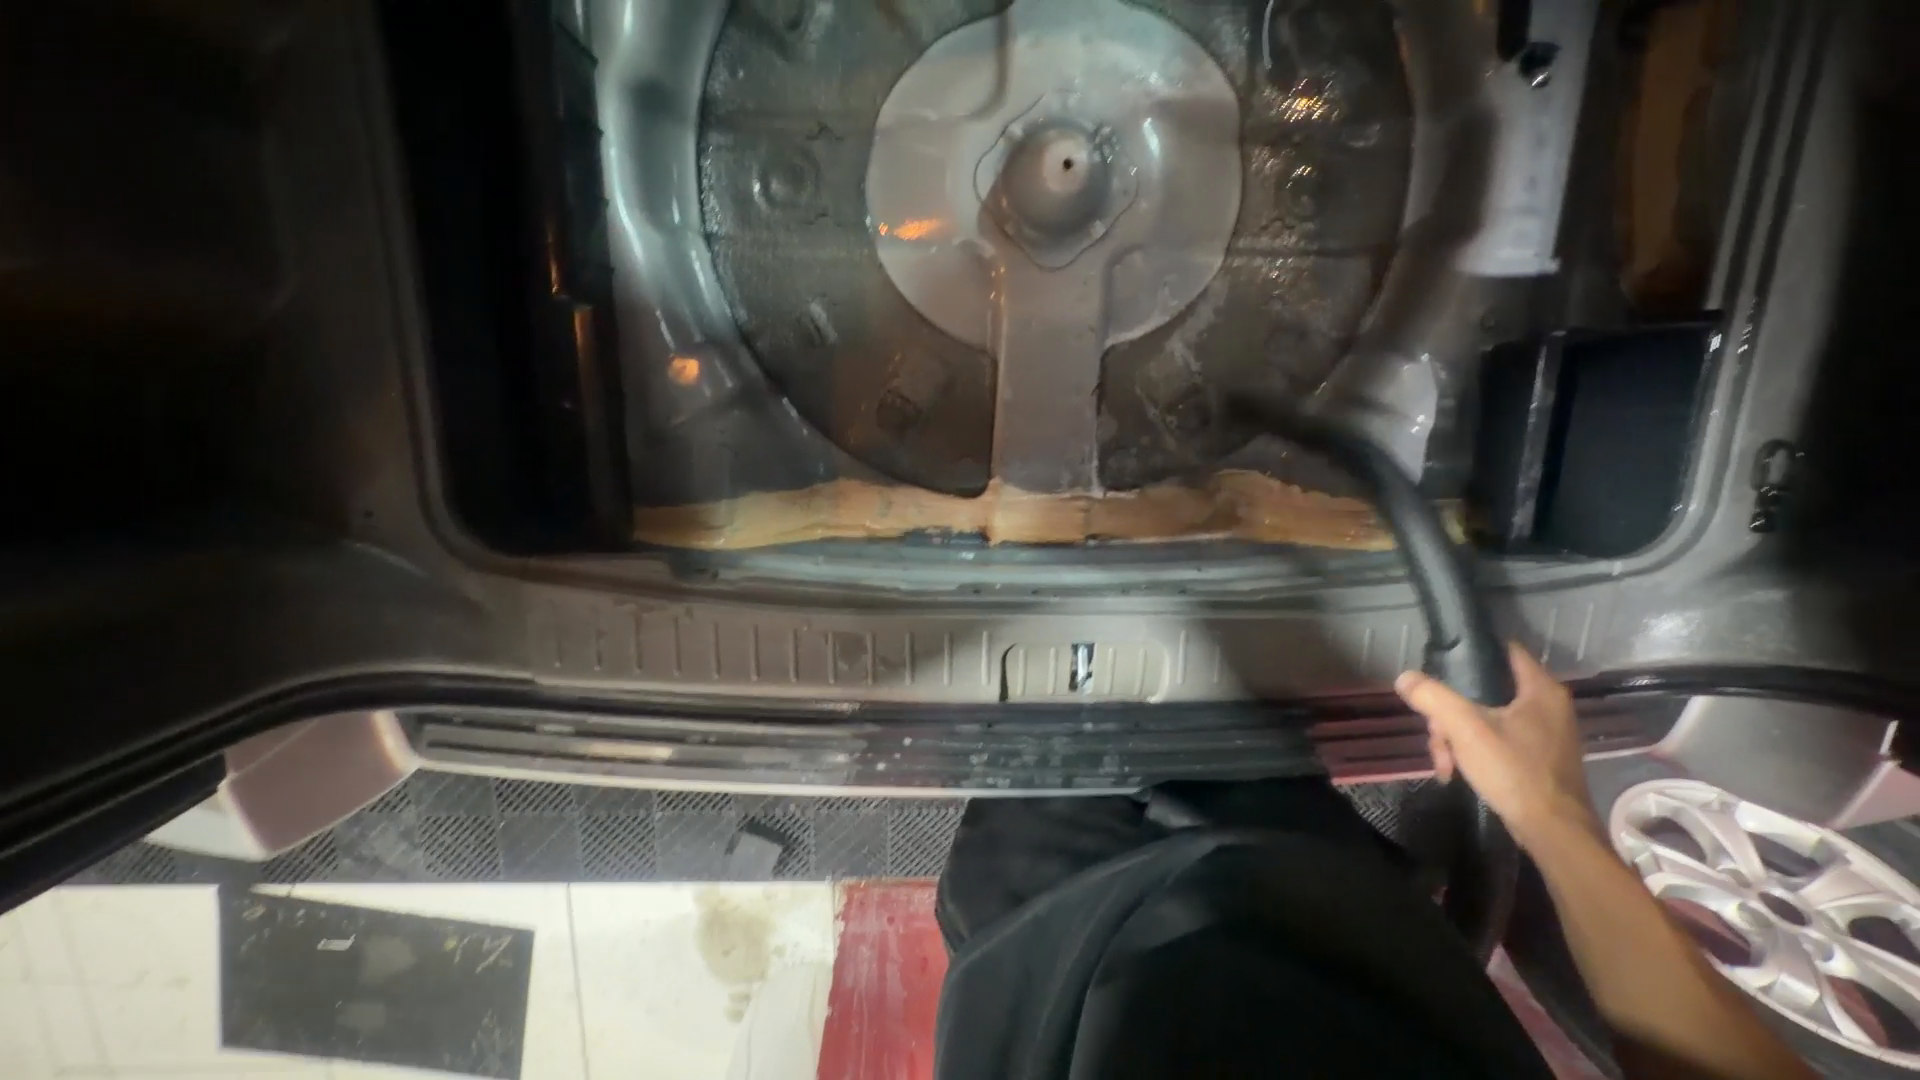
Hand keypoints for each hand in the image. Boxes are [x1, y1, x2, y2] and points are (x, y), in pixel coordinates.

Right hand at [1394, 644, 1600, 850]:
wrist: (1553, 832)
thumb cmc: (1514, 771)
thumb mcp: (1465, 728)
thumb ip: (1432, 697)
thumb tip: (1405, 678)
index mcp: (1540, 690)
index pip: (1504, 650)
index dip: (1470, 652)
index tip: (1439, 663)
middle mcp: (1547, 706)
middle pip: (1484, 690)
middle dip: (1451, 713)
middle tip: (1437, 735)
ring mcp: (1544, 734)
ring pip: (1485, 718)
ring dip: (1456, 737)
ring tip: (1444, 762)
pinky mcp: (1537, 758)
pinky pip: (1496, 740)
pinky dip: (1473, 752)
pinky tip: (1457, 771)